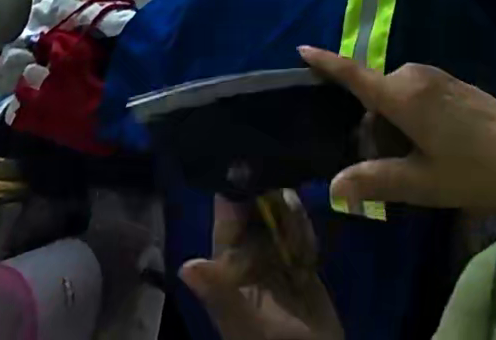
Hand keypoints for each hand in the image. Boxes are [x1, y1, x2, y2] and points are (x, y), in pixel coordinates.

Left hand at [180, 193, 343, 339]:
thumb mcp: (242, 324)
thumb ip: (219, 292)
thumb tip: (185, 267)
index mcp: (229, 263)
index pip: (228, 217)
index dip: (237, 194)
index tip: (249, 171)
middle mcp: (251, 253)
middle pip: (257, 209)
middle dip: (270, 199)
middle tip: (283, 199)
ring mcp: (277, 256)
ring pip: (282, 216)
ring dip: (291, 216)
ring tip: (297, 233)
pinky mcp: (303, 262)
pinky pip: (303, 233)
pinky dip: (307, 233)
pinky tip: (309, 252)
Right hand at [299, 46, 495, 209]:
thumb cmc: (474, 166)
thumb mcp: (423, 182)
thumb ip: (376, 180)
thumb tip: (333, 186)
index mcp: (400, 96)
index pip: (353, 74)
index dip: (326, 62)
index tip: (301, 48)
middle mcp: (410, 76)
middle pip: (372, 93)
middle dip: (367, 123)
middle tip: (380, 164)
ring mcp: (430, 75)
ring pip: (392, 95)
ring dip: (389, 121)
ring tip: (409, 161)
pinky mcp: (445, 81)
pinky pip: (410, 93)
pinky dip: (406, 114)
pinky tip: (427, 145)